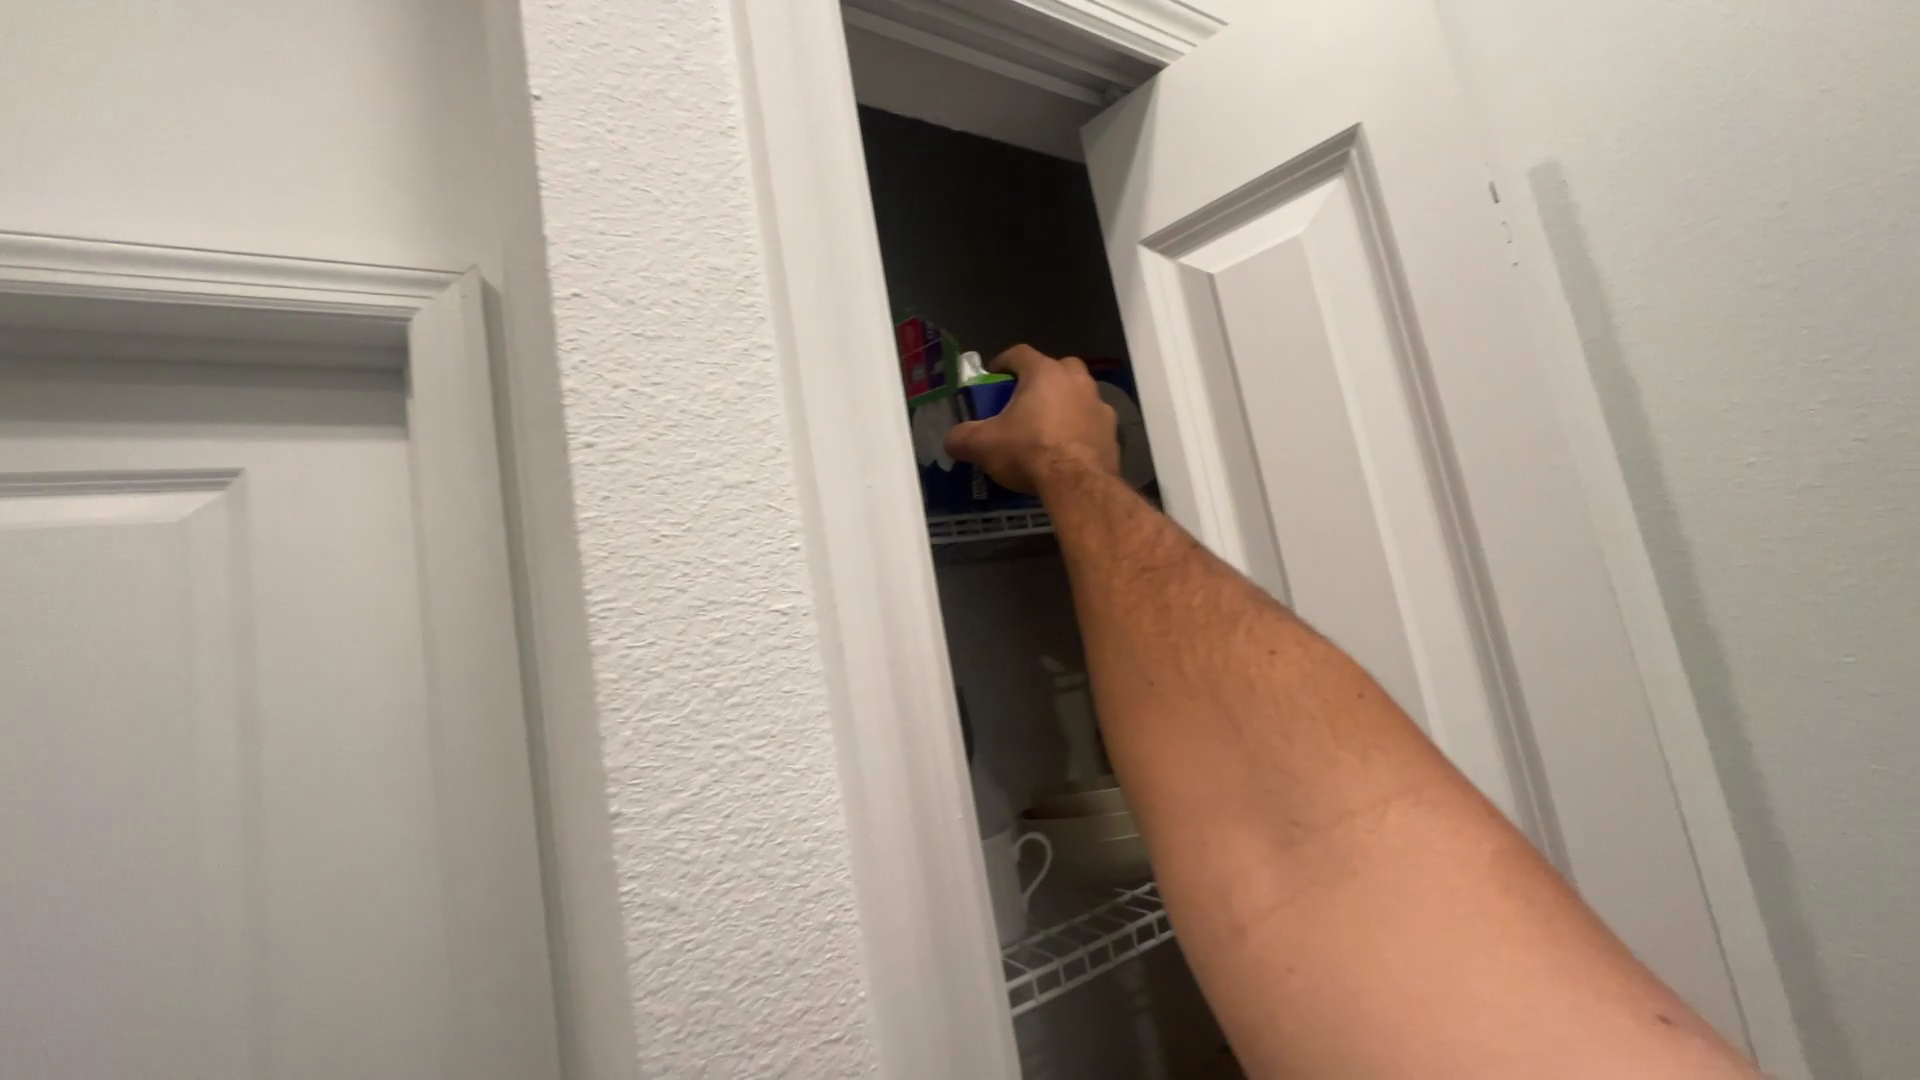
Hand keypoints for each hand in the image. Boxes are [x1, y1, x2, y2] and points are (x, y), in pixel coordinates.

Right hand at [944, 345, 1119, 494]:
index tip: (993, 376)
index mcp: (1044, 372)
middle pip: (1057, 368)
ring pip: (1079, 395)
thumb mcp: (983, 445)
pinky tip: (1068, 450)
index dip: (1003, 362)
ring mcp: (1099, 404)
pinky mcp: (1112, 431)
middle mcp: (1076, 380)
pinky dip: (1080, 430)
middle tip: (1025, 401)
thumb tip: (952, 441)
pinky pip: (1092, 423)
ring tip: (1048, 428)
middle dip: (1041, 380)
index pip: (1020, 353)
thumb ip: (962, 438)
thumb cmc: (1028, 451)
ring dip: (1064, 404)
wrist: (1076, 483)